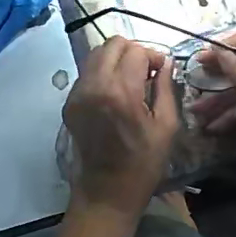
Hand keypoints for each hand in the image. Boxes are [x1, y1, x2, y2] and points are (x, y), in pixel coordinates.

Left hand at [64, 37, 179, 214]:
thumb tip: (165, 64)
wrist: (107, 191)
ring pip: (95, 55)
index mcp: (120, 92)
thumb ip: (166, 89)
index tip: (161, 71)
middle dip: (132, 52)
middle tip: (146, 71)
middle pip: (111, 45)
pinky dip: (101, 74)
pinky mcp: (69, 103)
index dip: (153, 56)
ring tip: (130, 79)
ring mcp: (77, 94)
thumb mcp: (166, 126)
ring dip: (115, 60)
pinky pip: (85, 74)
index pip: (136, 52)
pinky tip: (114, 92)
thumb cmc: (143, 163)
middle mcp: (94, 86)